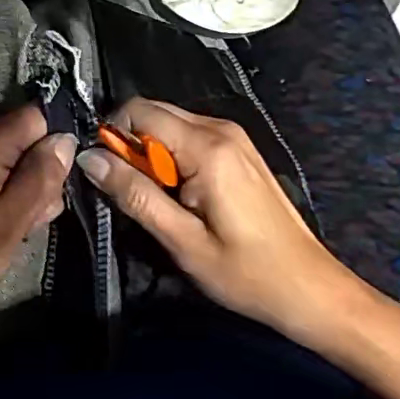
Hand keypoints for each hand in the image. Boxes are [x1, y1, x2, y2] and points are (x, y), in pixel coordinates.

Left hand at [0, 106, 75, 321]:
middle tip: (35, 212)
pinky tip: (3, 217)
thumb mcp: (5, 230)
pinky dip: (9, 183)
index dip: (56, 145)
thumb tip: (66, 139)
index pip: (40, 115)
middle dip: (43, 165)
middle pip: (29, 129)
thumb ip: (38, 180)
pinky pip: (0, 157)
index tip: (55, 184)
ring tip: (18, 222)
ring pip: (17, 145)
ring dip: (27, 179)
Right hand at [76, 98, 360, 337]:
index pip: (139, 111)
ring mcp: (234, 135)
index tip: (112, 177)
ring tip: (163, 202)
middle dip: (132, 145)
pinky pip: (191, 135)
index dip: (114, 136)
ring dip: (154, 154)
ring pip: (171, 123)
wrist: (310, 288)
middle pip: (154, 112)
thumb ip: (134, 194)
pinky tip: (185, 197)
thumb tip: (89, 158)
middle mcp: (220, 128)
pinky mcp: (239, 148)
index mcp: (207, 147)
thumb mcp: (182, 241)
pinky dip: (174, 157)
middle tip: (136, 194)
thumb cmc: (246, 273)